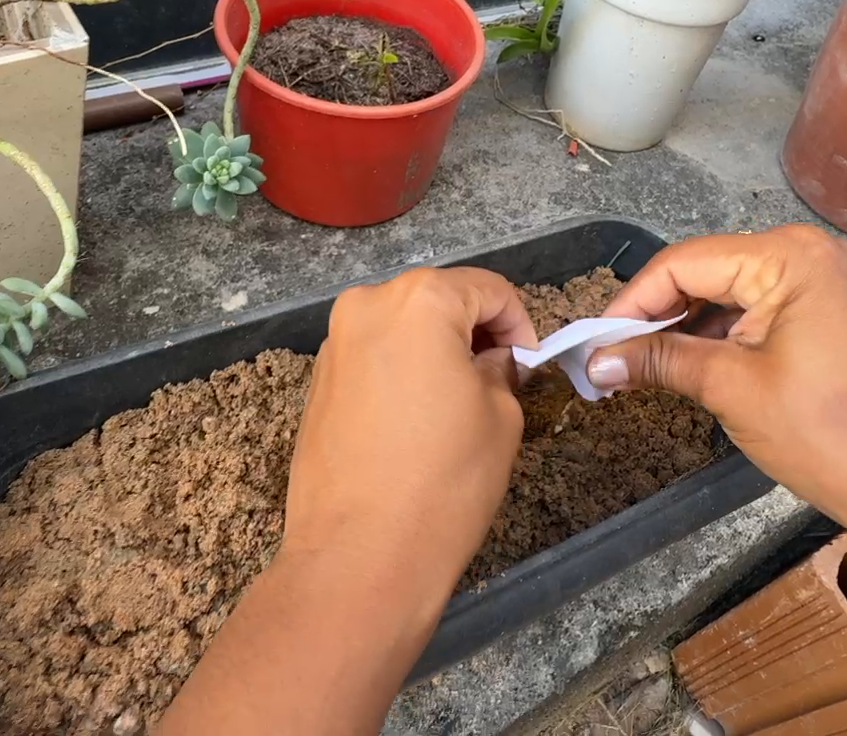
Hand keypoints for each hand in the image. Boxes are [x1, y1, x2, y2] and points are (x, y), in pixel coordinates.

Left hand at [282, 267, 536, 599]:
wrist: (357, 557)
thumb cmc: (444, 480)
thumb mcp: (501, 416)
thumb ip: (501, 368)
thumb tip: (492, 360)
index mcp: (420, 300)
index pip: (488, 289)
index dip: (519, 324)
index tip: (528, 364)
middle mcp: (368, 304)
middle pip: (440, 300)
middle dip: (476, 331)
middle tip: (500, 377)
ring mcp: (335, 341)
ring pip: (404, 325)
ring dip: (437, 348)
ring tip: (458, 399)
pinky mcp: (317, 379)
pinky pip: (374, 354)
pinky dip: (403, 368)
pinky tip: (416, 417)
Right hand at [586, 226, 846, 544]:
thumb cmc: (824, 435)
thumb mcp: (729, 388)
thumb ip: (657, 360)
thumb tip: (594, 360)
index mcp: (786, 257)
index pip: (683, 264)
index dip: (631, 302)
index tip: (594, 341)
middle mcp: (804, 252)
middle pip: (702, 272)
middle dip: (654, 314)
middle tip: (612, 355)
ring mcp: (820, 278)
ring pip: (724, 290)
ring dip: (681, 325)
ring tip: (640, 363)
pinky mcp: (824, 308)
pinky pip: (753, 305)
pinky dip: (716, 332)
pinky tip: (684, 360)